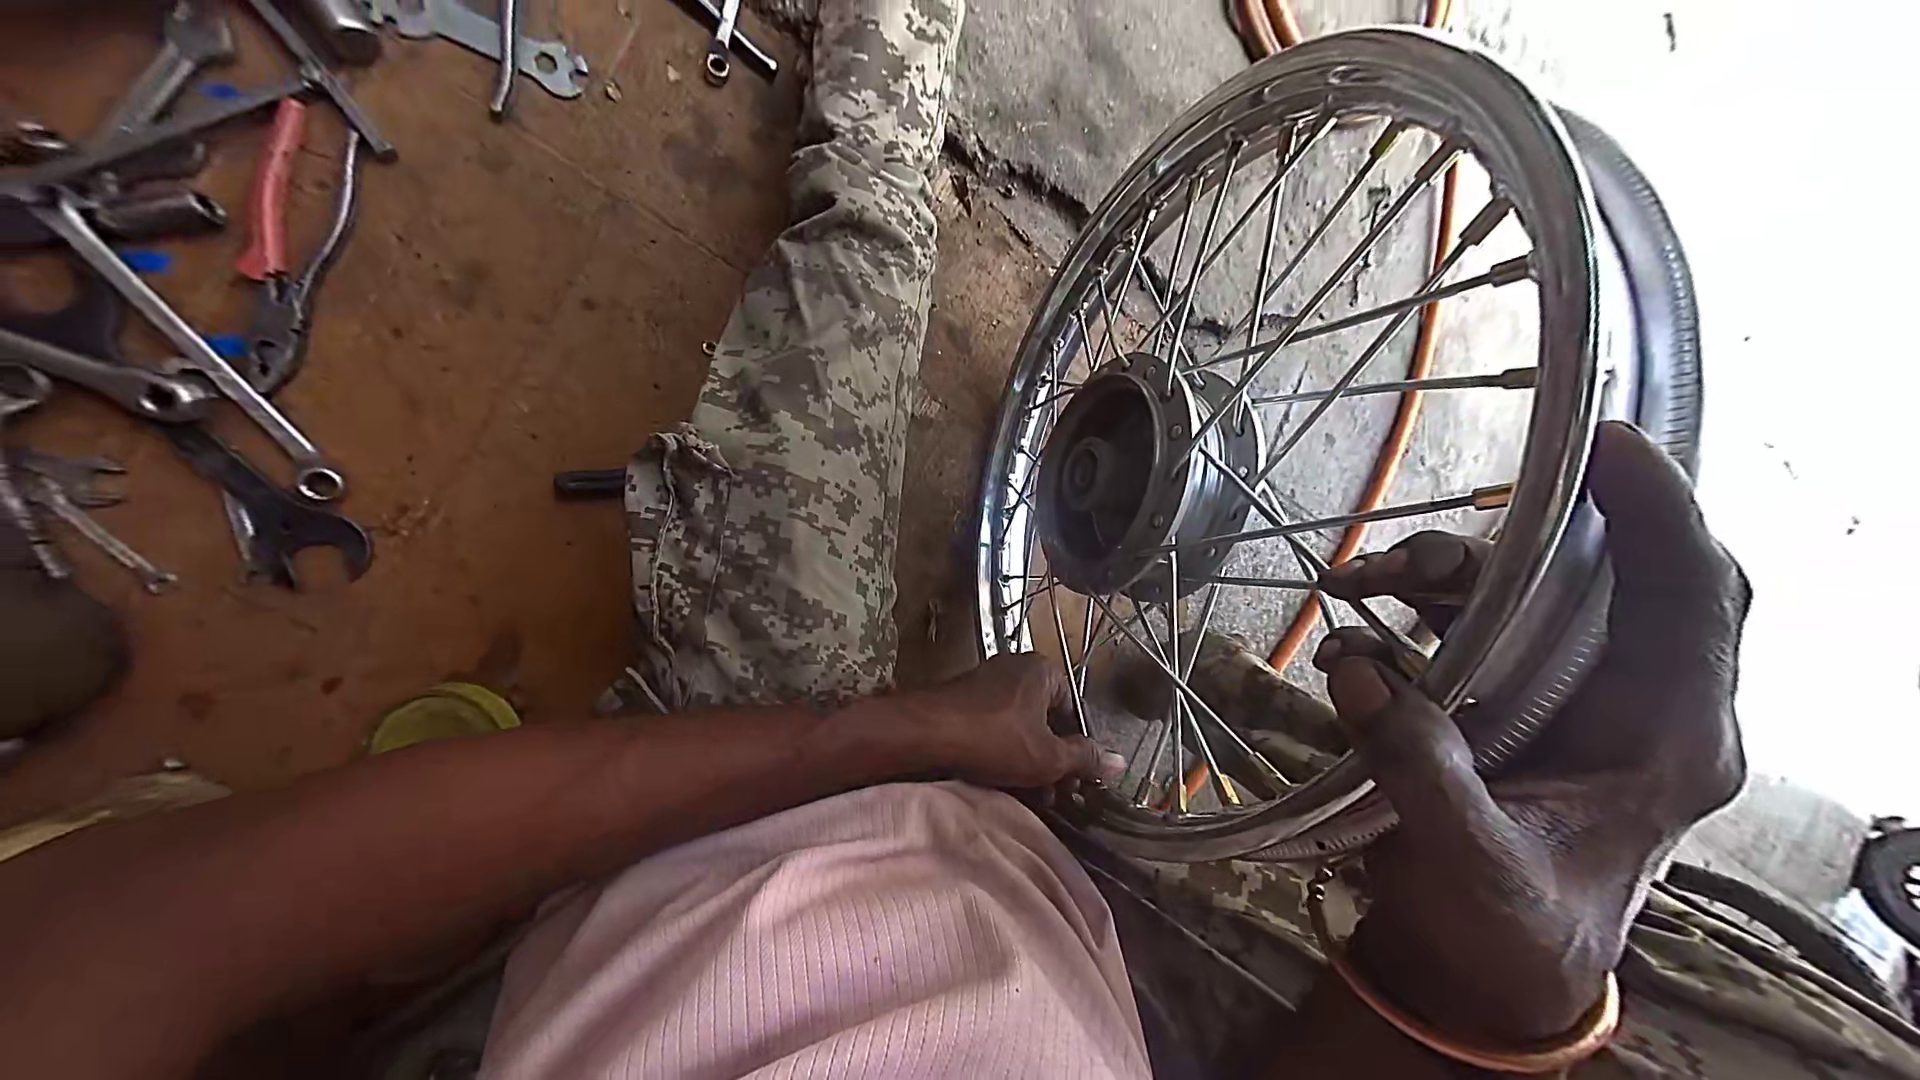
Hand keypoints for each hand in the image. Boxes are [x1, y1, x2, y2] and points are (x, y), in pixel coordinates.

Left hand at [905, 652, 1126, 789]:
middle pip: (1046, 719)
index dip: (1079, 748)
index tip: (1077, 779)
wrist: (926, 733)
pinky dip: (1002, 752)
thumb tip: (1118, 761)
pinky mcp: (963, 701)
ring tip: (1031, 796)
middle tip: (1055, 794)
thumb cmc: (993, 738)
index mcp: (1042, 671)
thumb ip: (1084, 758)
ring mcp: (986, 683)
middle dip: (1052, 760)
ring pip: (1019, 727)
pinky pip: (994, 727)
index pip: (1074, 710)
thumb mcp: (1048, 756)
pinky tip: (1002, 782)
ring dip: (1028, 761)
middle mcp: (1015, 669)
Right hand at [1312, 421, 1748, 1043]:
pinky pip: (1444, 629)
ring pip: (1503, 596)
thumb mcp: (1475, 866)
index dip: (1659, 512)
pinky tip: (1344, 636)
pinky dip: (1390, 619)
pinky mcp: (1484, 698)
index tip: (1599, 444)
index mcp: (1665, 737)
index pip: (1691, 597)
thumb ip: (1424, 775)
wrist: (1475, 956)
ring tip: (1349, 586)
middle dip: (1490, 553)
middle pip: (1578, 582)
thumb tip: (1361, 672)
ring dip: (1422, 579)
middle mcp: (1615, 698)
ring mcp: (1545, 695)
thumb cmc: (1503, 925)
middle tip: (1399, 566)